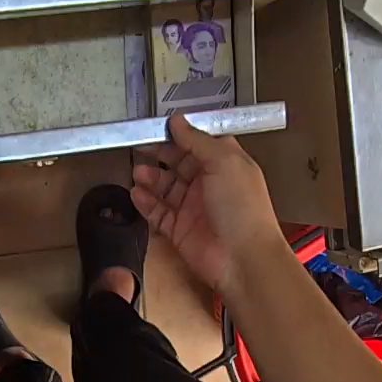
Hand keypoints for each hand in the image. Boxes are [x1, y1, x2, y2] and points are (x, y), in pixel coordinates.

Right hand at [130, 114, 285, 296]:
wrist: (242, 258)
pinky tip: (137, 194)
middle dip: (158, 155)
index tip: (157, 129)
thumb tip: (179, 122)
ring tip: (137, 172)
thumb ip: (198, 140)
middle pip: (177, 164)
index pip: (196, 144)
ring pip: (165, 189)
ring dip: (150, 178)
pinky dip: (146, 203)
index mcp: (225, 165)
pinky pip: (158, 214)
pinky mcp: (180, 231)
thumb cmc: (244, 211)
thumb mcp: (224, 161)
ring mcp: (193, 209)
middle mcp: (209, 185)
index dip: (177, 136)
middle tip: (140, 147)